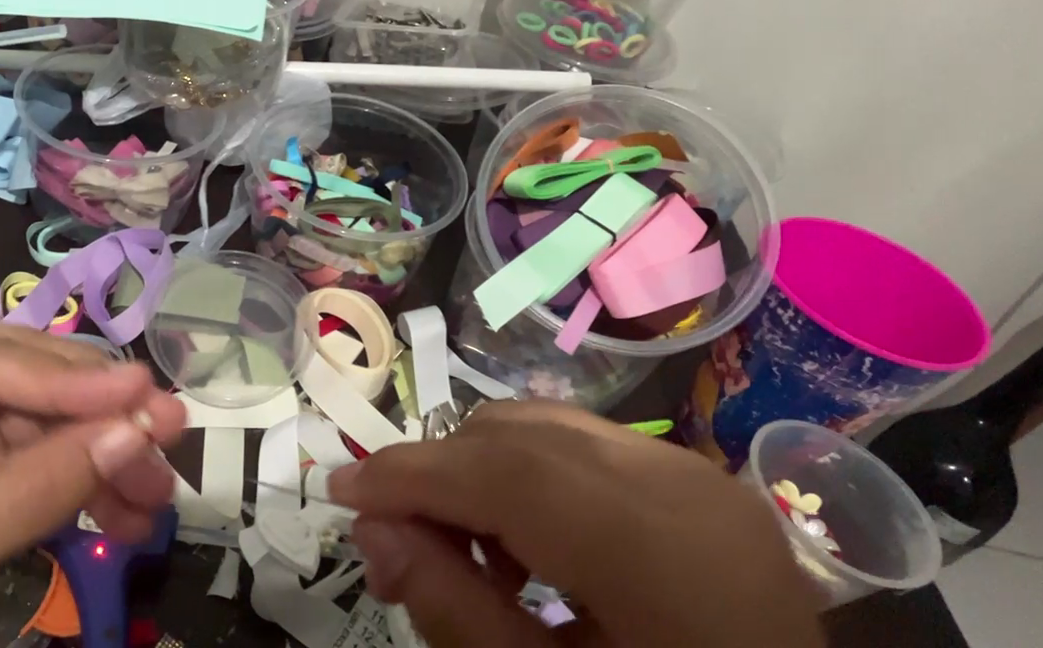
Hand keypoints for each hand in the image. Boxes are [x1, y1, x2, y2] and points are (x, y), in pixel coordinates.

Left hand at [0, 325, 185, 647]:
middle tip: (170, 431)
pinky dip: (81, 489)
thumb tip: (138, 430)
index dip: (72, 377)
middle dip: (95, 415)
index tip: (144, 391)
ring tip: (158, 493)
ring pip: (41, 425)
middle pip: (25, 384)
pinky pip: (36, 467)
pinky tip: (129, 515)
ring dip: (100, 457)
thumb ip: (46, 482)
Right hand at [328, 399, 823, 647]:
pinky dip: (529, 478)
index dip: (412, 475)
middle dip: (438, 474)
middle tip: (393, 542)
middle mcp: (681, 484)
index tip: (341, 493)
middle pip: (519, 437)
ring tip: (463, 552)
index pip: (506, 474)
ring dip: (479, 471)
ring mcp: (698, 476)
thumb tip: (375, 529)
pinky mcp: (700, 482)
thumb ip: (458, 614)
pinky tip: (528, 549)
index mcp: (662, 550)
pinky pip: (583, 448)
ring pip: (545, 429)